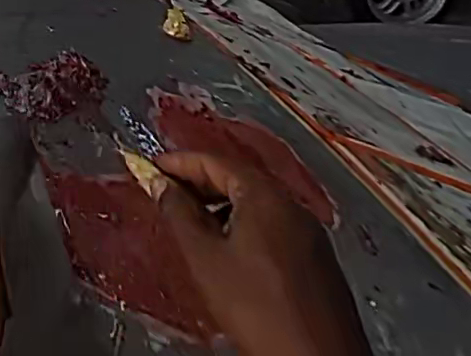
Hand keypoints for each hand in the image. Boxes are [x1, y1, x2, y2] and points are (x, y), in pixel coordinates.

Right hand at [153, 152, 368, 355]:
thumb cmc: (257, 308)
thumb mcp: (203, 256)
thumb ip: (177, 211)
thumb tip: (159, 183)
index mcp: (266, 197)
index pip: (213, 161)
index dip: (177, 163)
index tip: (150, 167)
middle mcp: (293, 208)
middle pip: (236, 179)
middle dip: (197, 183)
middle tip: (166, 192)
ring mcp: (311, 236)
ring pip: (255, 204)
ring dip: (219, 205)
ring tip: (192, 222)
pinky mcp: (320, 264)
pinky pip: (273, 226)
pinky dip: (243, 225)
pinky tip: (228, 249)